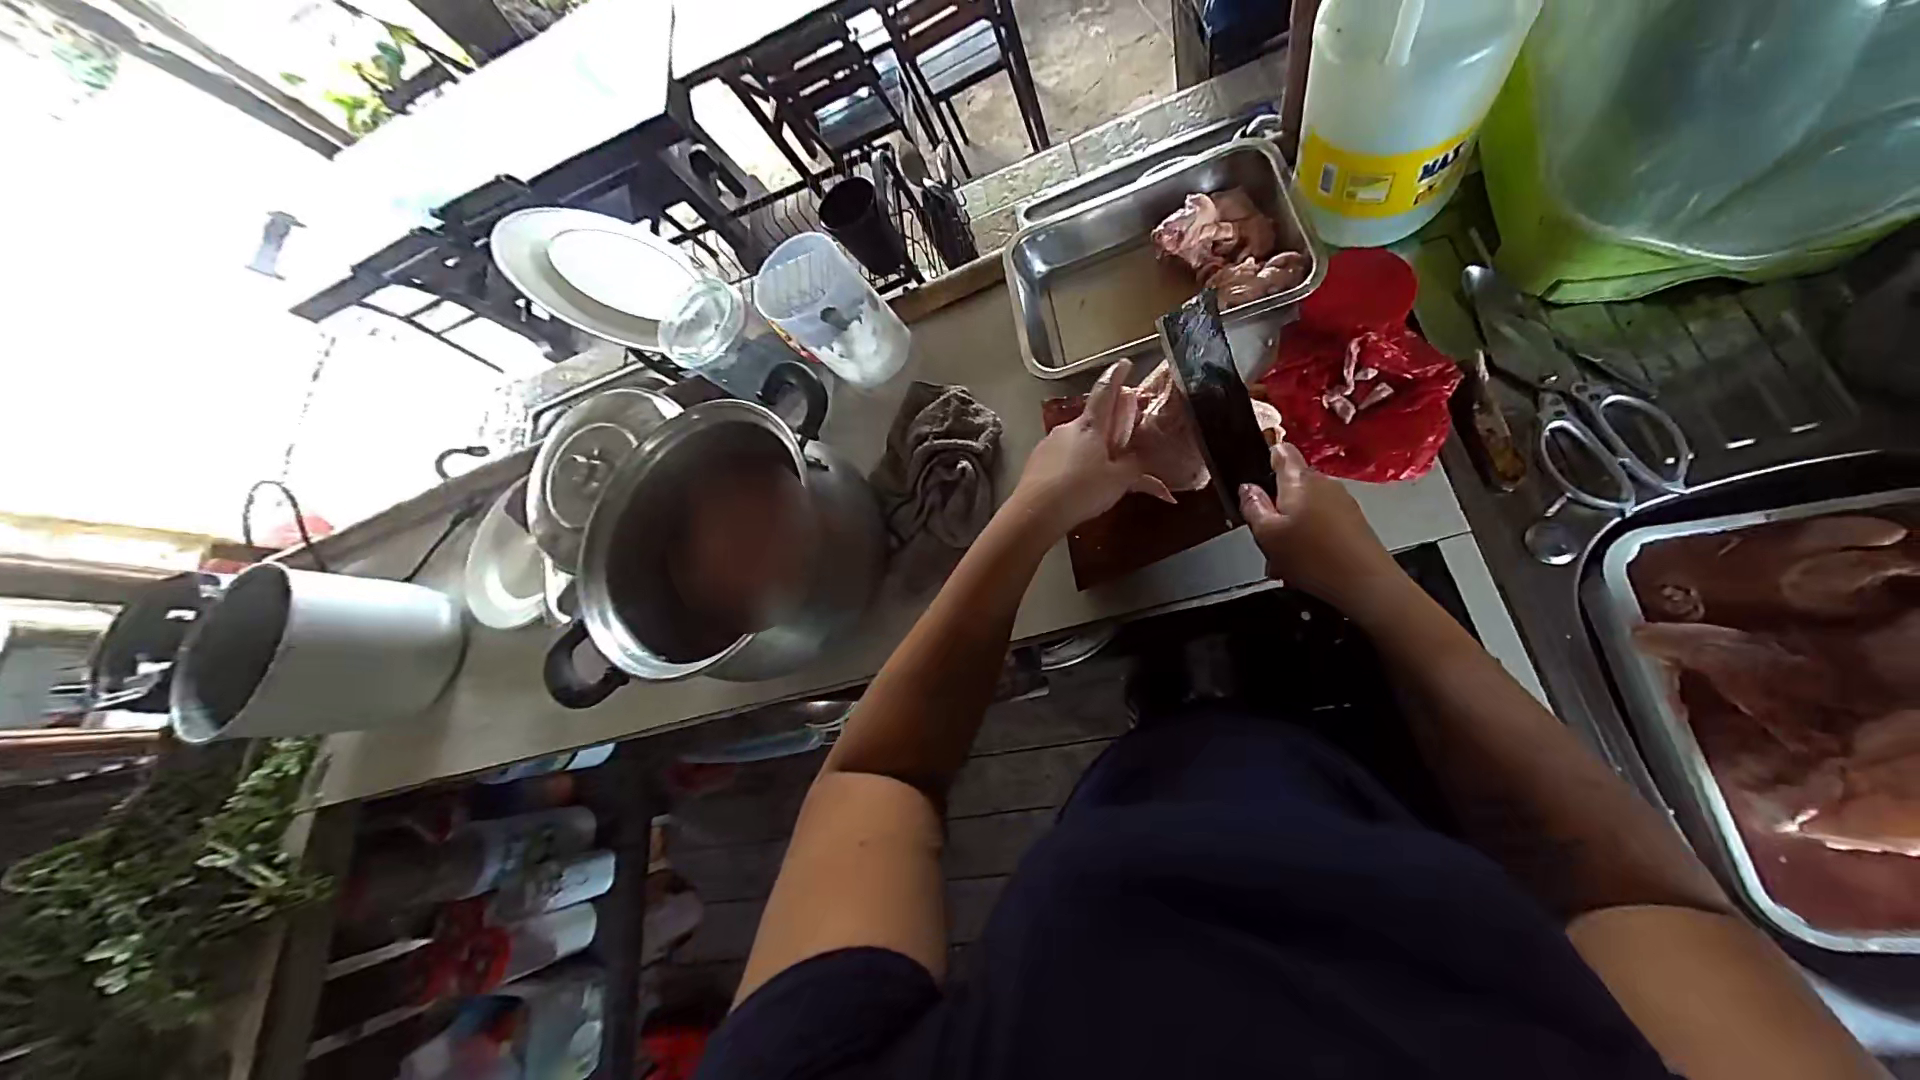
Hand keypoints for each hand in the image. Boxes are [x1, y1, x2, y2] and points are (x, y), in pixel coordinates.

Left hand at [1009, 359, 1174, 539]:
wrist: (1035, 513)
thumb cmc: (1081, 491)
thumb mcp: (1119, 481)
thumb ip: (1135, 468)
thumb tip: (1142, 461)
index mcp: (1090, 426)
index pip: (1106, 391)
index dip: (1116, 376)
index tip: (1124, 364)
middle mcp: (1067, 428)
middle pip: (1092, 421)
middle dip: (1108, 429)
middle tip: (1122, 443)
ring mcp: (1048, 444)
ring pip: (1077, 442)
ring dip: (1090, 451)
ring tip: (1101, 474)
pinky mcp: (1036, 461)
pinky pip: (1062, 458)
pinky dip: (1074, 466)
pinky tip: (1079, 486)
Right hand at [1238, 443, 1401, 609]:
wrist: (1366, 584)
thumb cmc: (1312, 556)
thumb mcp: (1267, 534)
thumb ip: (1252, 506)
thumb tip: (1247, 488)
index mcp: (1299, 480)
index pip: (1281, 451)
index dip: (1265, 458)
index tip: (1255, 481)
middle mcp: (1323, 484)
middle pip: (1290, 485)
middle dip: (1274, 507)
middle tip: (1265, 536)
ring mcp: (1342, 502)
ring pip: (1304, 507)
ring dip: (1289, 528)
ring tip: (1283, 558)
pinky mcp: (1353, 522)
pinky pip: (1320, 522)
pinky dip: (1308, 538)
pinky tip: (1303, 563)